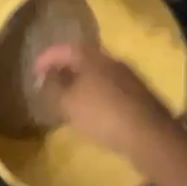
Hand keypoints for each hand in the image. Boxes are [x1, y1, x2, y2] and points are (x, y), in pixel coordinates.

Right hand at [32, 39, 176, 157]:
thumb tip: (46, 77)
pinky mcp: (141, 94)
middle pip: (82, 58)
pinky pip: (111, 87)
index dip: (44, 60)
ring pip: (98, 73)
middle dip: (65, 70)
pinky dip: (98, 93)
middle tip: (52, 84)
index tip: (34, 75)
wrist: (152, 136)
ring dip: (82, 82)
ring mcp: (129, 75)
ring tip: (71, 99)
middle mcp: (110, 59)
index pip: (62, 49)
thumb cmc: (103, 115)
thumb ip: (53, 87)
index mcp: (91, 56)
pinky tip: (95, 109)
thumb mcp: (68, 103)